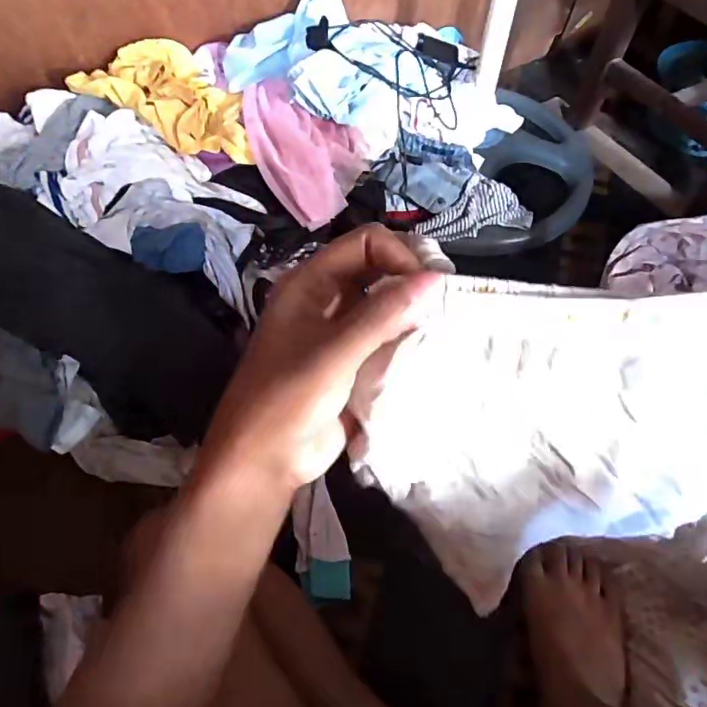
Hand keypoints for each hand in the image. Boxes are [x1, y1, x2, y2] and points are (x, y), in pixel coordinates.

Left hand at [199, 225, 439, 493]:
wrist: (262, 463)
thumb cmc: (288, 400)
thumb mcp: (335, 353)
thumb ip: (384, 314)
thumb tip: (435, 278)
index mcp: (310, 282)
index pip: (365, 243)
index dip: (399, 255)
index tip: (430, 286)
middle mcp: (326, 299)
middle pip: (378, 269)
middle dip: (411, 281)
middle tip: (444, 303)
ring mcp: (339, 331)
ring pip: (386, 304)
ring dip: (412, 312)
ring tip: (440, 327)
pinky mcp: (353, 362)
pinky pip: (387, 338)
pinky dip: (407, 340)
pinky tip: (428, 350)